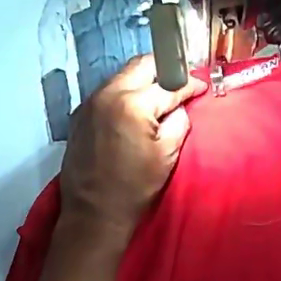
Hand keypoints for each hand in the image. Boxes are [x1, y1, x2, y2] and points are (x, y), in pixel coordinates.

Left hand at [59, 54, 204, 240]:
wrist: (93, 214)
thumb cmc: (134, 188)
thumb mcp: (167, 155)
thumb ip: (179, 121)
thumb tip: (180, 105)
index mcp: (132, 104)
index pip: (168, 83)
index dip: (189, 84)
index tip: (200, 87)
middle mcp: (107, 94)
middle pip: (141, 66)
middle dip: (163, 71)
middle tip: (179, 86)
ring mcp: (89, 103)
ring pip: (122, 76)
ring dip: (142, 82)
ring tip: (157, 98)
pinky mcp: (79, 115)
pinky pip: (107, 92)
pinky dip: (124, 94)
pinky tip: (133, 111)